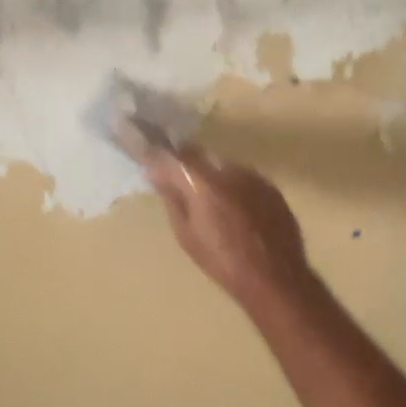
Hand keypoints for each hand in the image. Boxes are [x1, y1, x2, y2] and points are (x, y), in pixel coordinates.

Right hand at [124, 131, 312, 307]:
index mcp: (203, 183)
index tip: (129, 127)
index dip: (148, 142)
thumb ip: (172, 197)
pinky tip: (233, 210)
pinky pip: (242, 178)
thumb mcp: (186, 234)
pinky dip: (231, 187)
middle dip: (183, 161)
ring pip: (221, 166)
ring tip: (207, 202)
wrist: (276, 279)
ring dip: (209, 176)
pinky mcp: (271, 187)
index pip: (169, 154)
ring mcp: (254, 176)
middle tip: (171, 175)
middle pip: (197, 155)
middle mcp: (229, 170)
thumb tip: (155, 172)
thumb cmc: (222, 262)